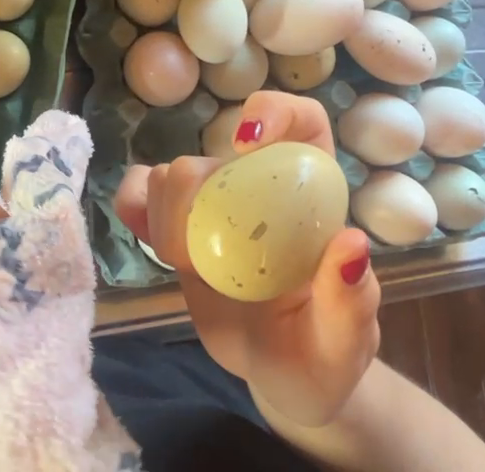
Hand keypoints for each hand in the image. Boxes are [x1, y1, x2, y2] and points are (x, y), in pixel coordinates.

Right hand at [114, 91, 380, 427]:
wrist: (278, 372)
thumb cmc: (321, 352)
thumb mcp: (345, 342)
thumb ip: (351, 300)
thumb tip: (351, 242)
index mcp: (312, 193)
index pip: (303, 121)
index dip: (275, 113)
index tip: (244, 145)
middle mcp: (258, 184)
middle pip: (213, 155)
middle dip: (195, 197)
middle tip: (197, 256)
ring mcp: (211, 199)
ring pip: (173, 172)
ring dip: (166, 218)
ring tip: (185, 265)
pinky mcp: (173, 220)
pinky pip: (139, 189)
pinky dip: (132, 205)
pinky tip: (142, 236)